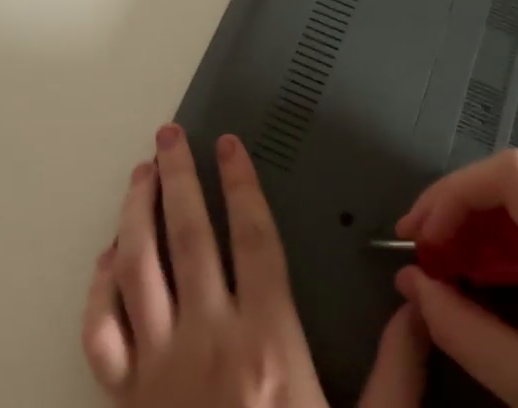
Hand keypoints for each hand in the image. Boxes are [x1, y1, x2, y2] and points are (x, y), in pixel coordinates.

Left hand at [82, 124, 426, 406]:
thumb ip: (396, 370)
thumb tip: (419, 305)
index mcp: (267, 342)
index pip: (253, 238)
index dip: (240, 184)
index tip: (229, 146)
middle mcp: (207, 341)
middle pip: (187, 237)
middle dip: (177, 178)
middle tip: (169, 135)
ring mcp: (158, 367)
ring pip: (137, 268)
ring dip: (134, 213)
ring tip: (140, 174)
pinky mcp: (123, 397)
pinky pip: (99, 329)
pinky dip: (97, 287)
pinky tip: (106, 258)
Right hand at [394, 150, 517, 407]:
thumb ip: (462, 331)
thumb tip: (412, 283)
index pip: (512, 175)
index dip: (453, 192)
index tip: (419, 235)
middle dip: (460, 214)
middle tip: (423, 258)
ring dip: (481, 232)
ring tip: (446, 274)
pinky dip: (509, 249)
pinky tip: (486, 284)